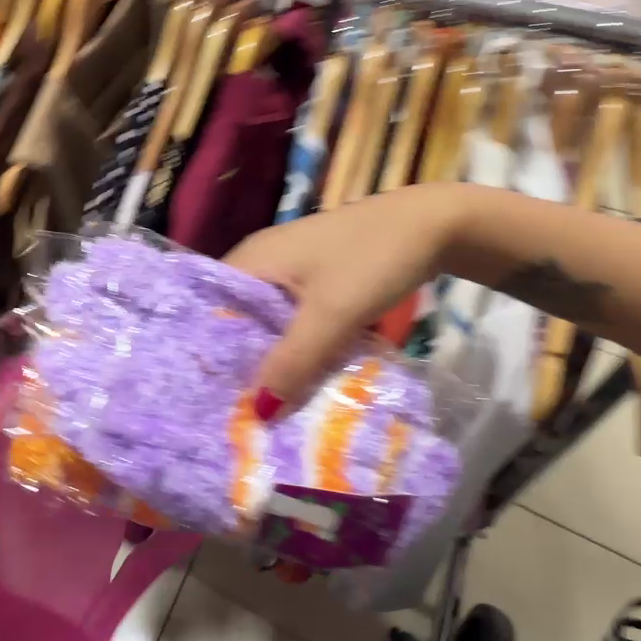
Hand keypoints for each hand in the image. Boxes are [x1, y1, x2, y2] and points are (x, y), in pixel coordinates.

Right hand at [223, 186, 465, 413]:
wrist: (435, 225)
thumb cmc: (372, 259)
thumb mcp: (333, 314)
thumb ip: (294, 362)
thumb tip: (258, 415)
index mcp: (252, 260)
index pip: (210, 309)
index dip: (205, 351)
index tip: (206, 398)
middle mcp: (262, 262)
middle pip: (238, 319)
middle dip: (241, 363)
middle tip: (237, 415)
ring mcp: (291, 270)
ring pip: (270, 323)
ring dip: (273, 360)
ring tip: (268, 409)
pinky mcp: (318, 279)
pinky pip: (295, 320)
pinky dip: (299, 348)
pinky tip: (305, 380)